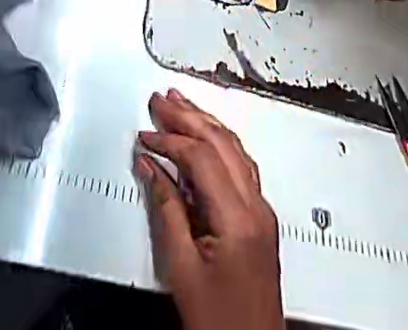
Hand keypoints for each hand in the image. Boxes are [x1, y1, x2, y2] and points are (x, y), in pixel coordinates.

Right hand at [134, 90, 282, 329]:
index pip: (203, 157)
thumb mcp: (181, 266)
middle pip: (221, 144)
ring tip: (180, 104)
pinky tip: (204, 135)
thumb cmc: (220, 321)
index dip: (170, 140)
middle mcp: (257, 209)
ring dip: (205, 122)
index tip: (145, 136)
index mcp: (239, 219)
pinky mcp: (259, 218)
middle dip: (188, 117)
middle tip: (160, 101)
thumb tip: (151, 167)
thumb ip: (166, 208)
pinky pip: (240, 164)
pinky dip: (217, 142)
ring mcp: (262, 212)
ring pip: (234, 149)